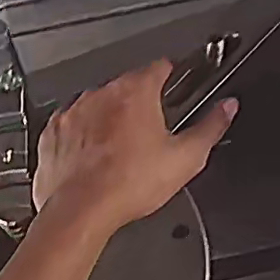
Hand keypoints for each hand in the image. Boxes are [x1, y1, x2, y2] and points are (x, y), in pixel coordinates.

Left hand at [32, 59, 236, 238]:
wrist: (81, 211)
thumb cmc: (125, 187)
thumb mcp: (185, 160)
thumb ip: (210, 128)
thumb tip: (225, 109)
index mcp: (136, 92)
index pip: (161, 67)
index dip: (173, 78)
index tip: (175, 89)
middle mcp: (100, 95)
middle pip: (126, 90)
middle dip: (138, 110)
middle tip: (148, 141)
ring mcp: (73, 114)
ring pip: (97, 110)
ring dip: (107, 126)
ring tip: (118, 159)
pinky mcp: (53, 136)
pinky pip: (72, 131)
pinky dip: (81, 143)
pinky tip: (93, 165)